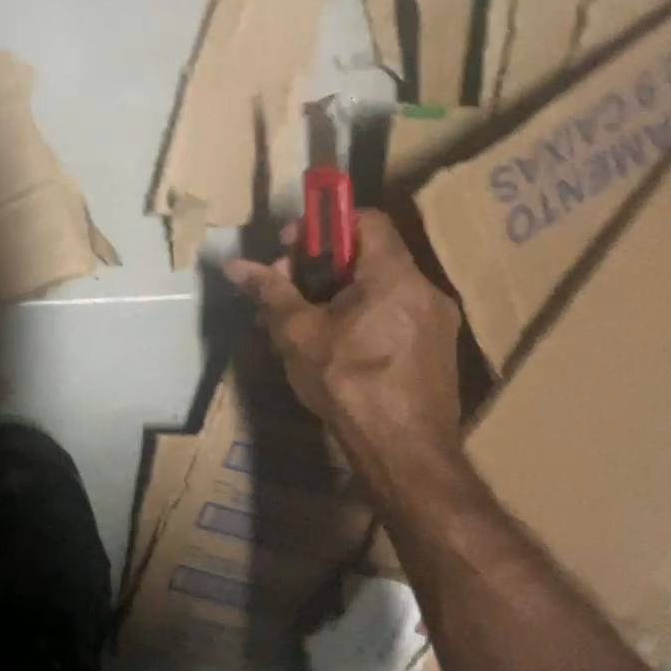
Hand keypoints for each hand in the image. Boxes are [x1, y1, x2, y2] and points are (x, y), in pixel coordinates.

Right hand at [224, 210, 465, 487]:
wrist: (404, 449)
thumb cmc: (349, 381)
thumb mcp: (296, 331)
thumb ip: (270, 291)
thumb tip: (235, 264)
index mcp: (394, 278)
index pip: (366, 221)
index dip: (325, 223)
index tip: (291, 245)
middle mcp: (425, 292)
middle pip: (368, 255)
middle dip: (319, 264)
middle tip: (284, 288)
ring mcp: (436, 322)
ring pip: (377, 287)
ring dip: (334, 292)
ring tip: (299, 321)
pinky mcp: (434, 350)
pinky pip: (391, 313)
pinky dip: (357, 314)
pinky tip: (328, 344)